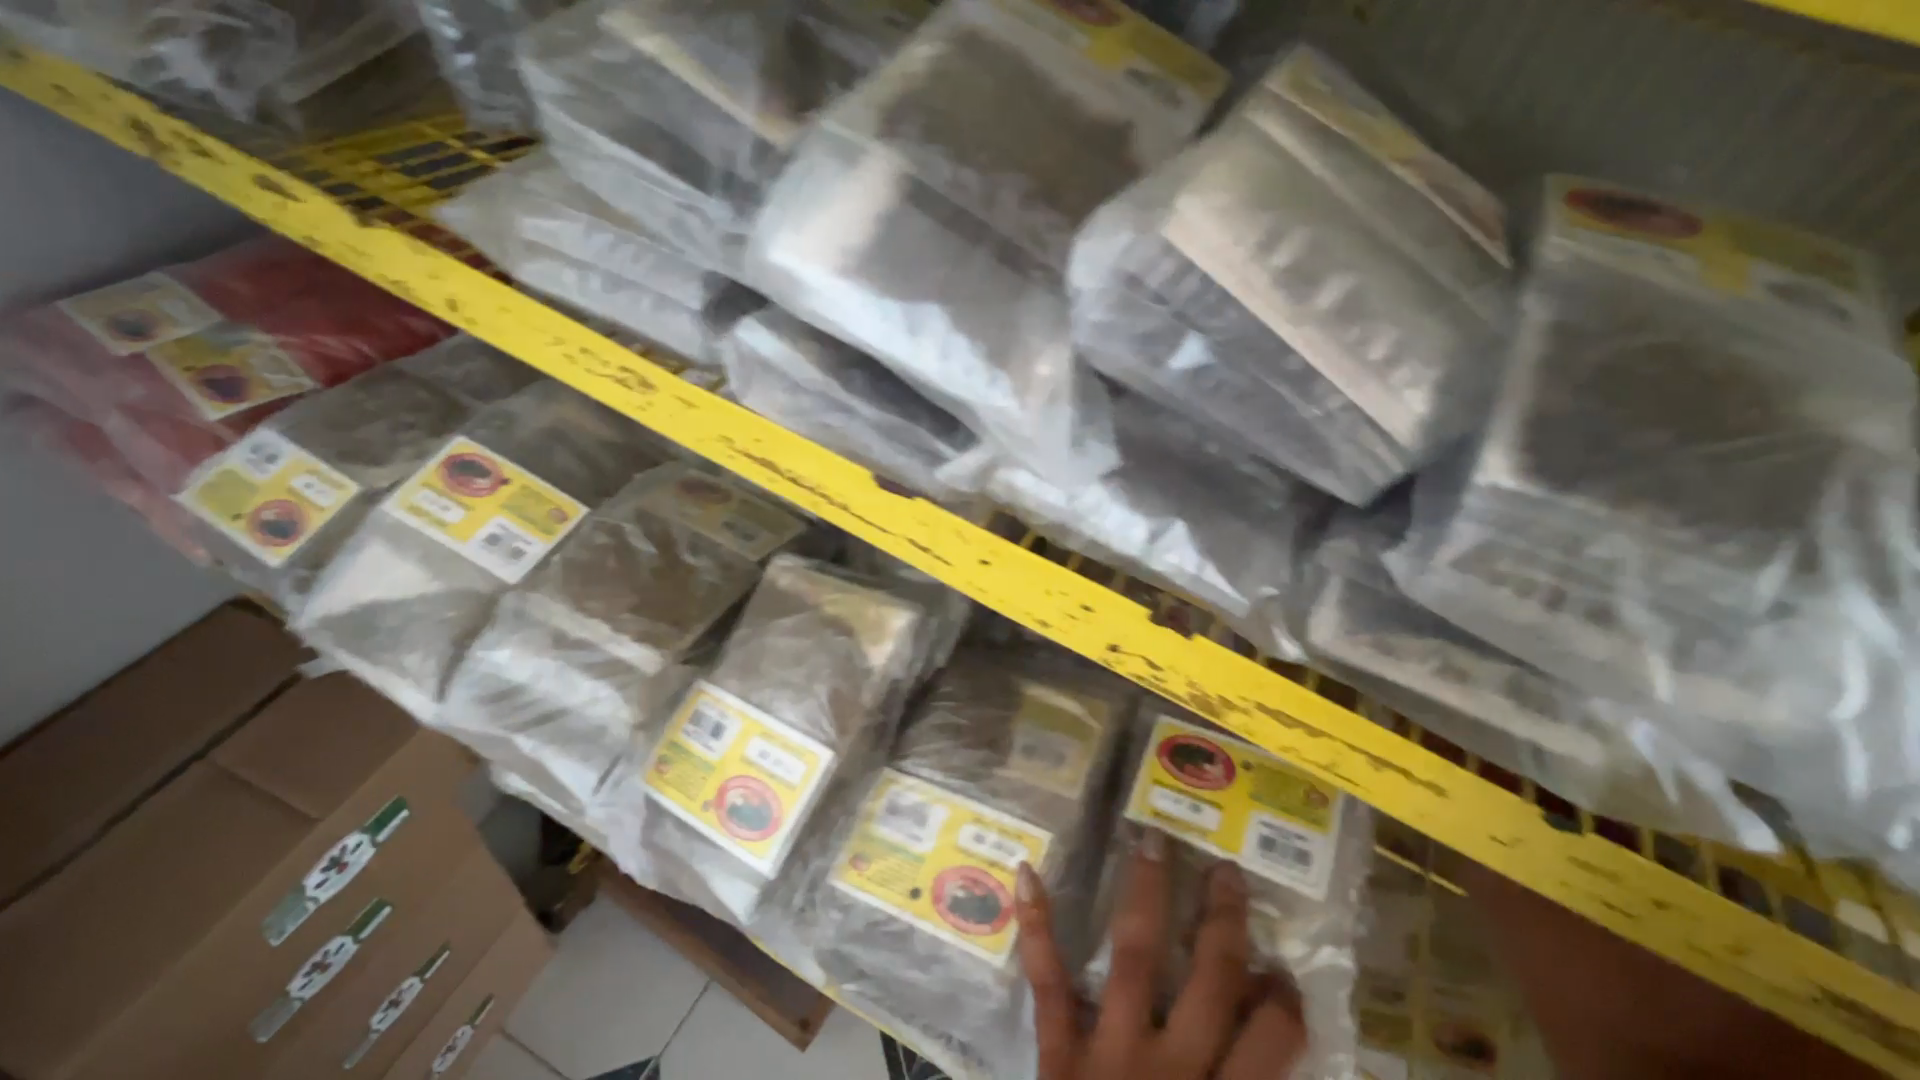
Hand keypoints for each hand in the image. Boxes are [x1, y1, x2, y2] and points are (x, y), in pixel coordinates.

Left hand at [1015, 829, 1308, 1079]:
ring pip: (1133, 958)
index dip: (1284, 1001)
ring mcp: (1108, 1052)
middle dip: (1222, 921)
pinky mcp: (1056, 1054)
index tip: (1282, 976)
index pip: (1273, 1039)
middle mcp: (1171, 1066)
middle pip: (1209, 979)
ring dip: (1144, 896)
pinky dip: (1034, 927)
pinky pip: (1047, 983)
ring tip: (1152, 841)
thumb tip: (1273, 1047)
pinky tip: (1026, 873)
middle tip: (1225, 870)